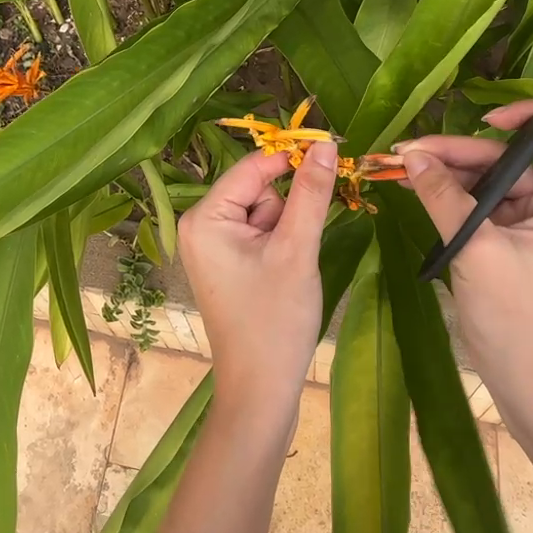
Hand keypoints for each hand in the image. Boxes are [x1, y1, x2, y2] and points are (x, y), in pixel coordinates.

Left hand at [177, 141, 336, 421]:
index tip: (333, 150)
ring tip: (291, 269)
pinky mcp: (226, 262)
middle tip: (300, 246)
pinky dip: (281, 245)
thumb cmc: (274, 320)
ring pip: (264, 211)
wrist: (261, 389)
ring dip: (287, 230)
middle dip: (288, 209)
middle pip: (258, 189)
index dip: (291, 159)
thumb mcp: (296, 250)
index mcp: (205, 217)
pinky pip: (259, 233)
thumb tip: (324, 143)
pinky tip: (285, 275)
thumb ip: (310, 193)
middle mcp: (200, 224)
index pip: (252, 168)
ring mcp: (212, 244)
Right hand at [395, 101, 532, 412]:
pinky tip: (412, 186)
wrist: (525, 380)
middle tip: (409, 152)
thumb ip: (445, 199)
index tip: (488, 119)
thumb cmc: (518, 317)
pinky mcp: (500, 239)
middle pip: (508, 157)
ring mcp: (523, 223)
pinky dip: (444, 192)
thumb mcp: (477, 251)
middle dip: (459, 151)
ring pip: (485, 178)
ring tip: (401, 167)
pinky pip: (472, 202)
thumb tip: (413, 156)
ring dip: (445, 170)